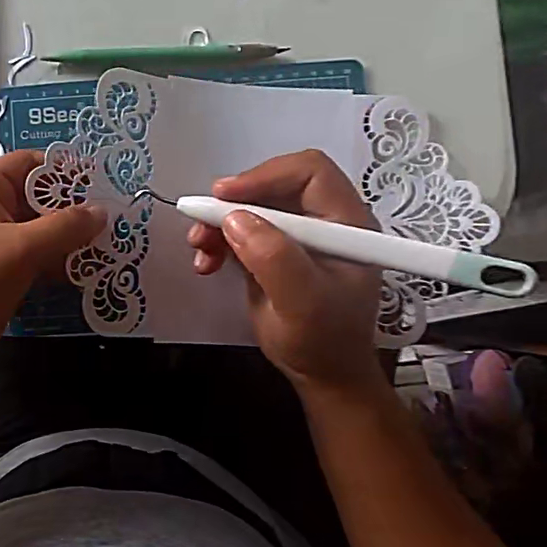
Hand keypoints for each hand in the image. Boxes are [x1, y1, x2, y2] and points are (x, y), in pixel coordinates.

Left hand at [0, 150, 107, 378]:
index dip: (65, 171)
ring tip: (111, 247)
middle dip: (74, 210)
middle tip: (117, 221)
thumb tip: (100, 211)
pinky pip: (33, 260)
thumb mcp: (19, 250)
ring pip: (38, 233)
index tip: (105, 184)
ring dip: (70, 241)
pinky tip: (88, 273)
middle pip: (36, 199)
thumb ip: (64, 227)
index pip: (28, 164)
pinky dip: (57, 264)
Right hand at [187, 150, 390, 397]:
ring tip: (201, 250)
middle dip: (233, 204)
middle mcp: (322, 220)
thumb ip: (275, 258)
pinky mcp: (271, 248)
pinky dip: (217, 240)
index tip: (226, 196)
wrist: (321, 373)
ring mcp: (295, 234)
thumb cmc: (322, 340)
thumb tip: (235, 219)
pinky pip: (238, 228)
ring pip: (249, 206)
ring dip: (218, 223)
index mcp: (345, 223)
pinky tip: (206, 262)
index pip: (308, 173)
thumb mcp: (302, 303)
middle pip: (272, 186)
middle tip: (203, 225)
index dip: (266, 176)